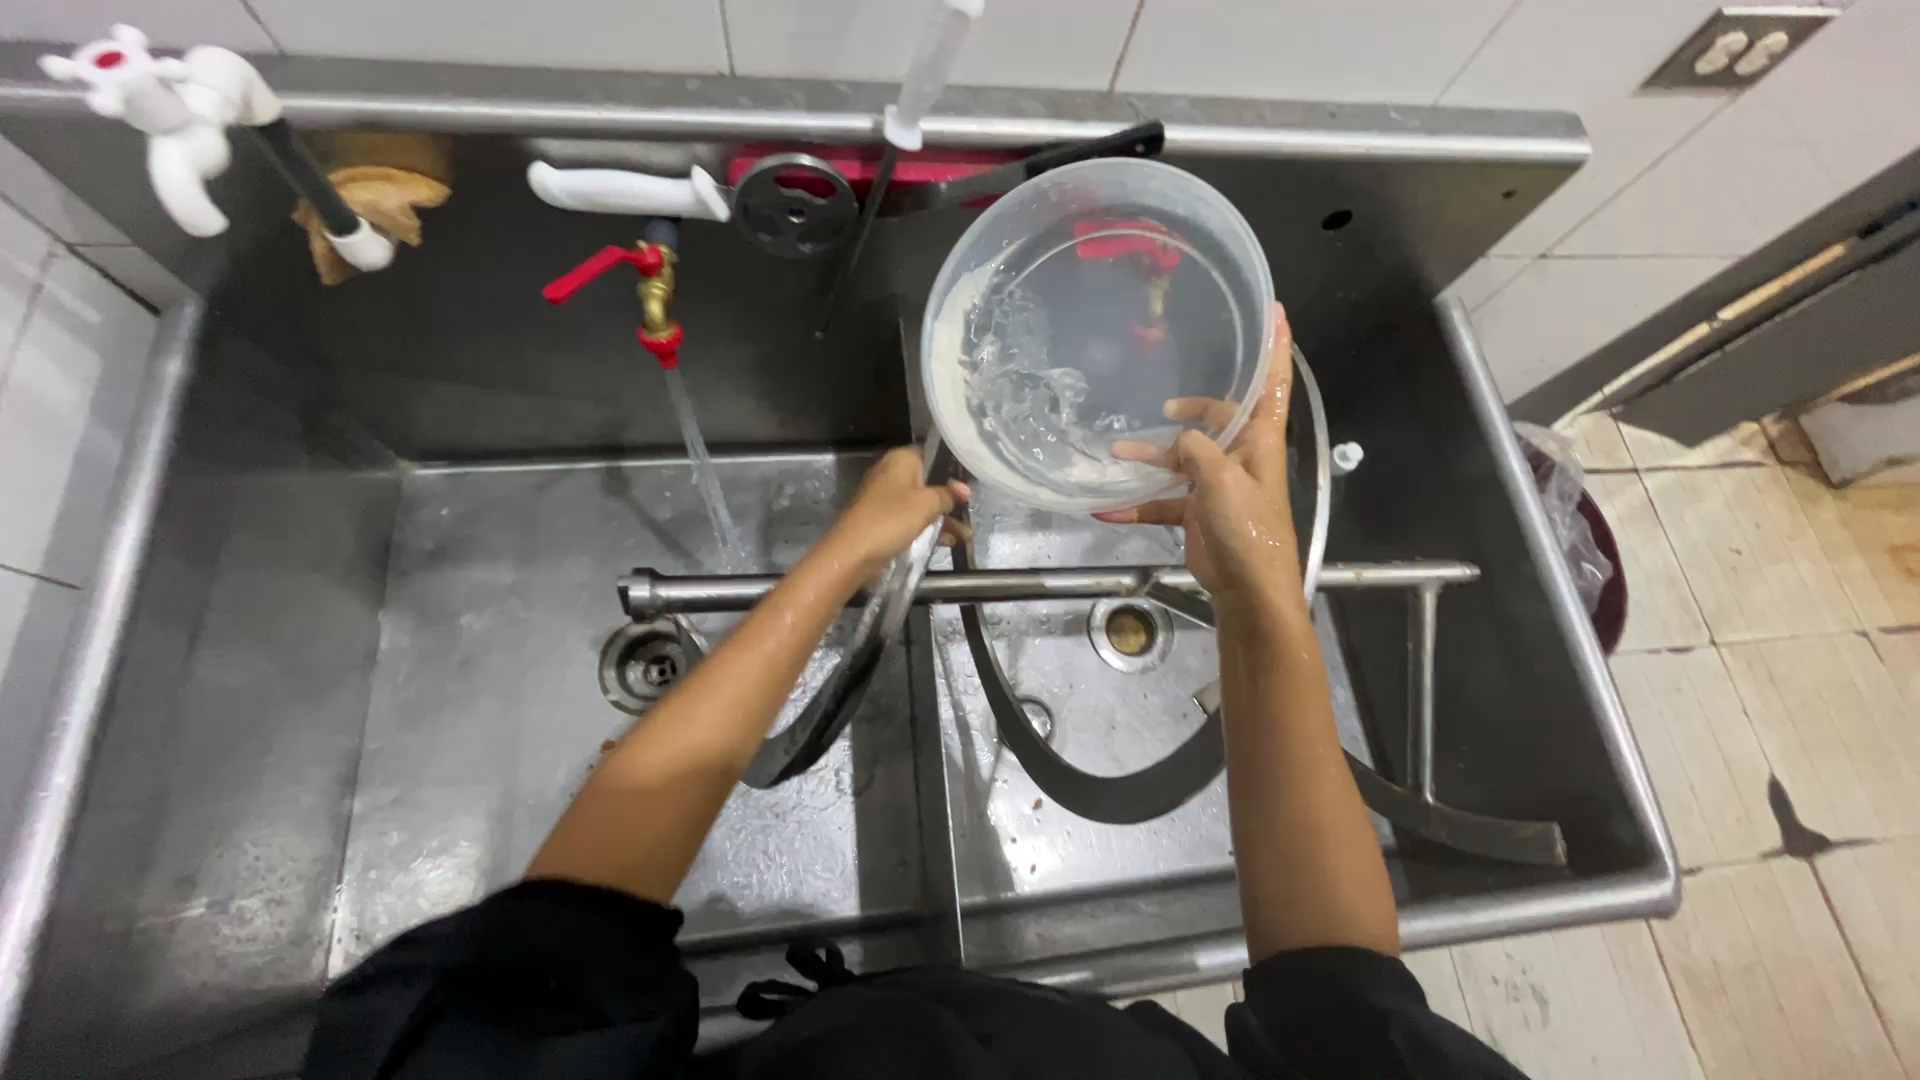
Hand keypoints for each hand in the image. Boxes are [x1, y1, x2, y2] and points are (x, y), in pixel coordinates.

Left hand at [818, 446, 971, 580]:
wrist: (853, 553)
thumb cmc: (892, 519)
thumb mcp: (927, 504)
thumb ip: (948, 494)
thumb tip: (963, 489)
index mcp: (900, 460)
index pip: (932, 454)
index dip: (952, 468)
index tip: (970, 483)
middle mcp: (892, 474)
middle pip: (928, 482)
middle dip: (950, 498)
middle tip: (969, 509)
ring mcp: (886, 498)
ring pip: (922, 504)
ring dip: (943, 518)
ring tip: (965, 535)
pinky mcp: (884, 520)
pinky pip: (912, 519)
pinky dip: (928, 528)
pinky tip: (947, 542)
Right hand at [1094, 306, 1301, 608]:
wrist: (1248, 589)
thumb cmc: (1248, 530)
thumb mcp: (1223, 481)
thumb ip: (1198, 450)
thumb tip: (1179, 442)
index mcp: (1260, 441)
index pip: (1272, 383)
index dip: (1276, 346)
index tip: (1275, 310)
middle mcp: (1241, 457)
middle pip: (1218, 419)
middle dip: (1193, 409)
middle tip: (1165, 406)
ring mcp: (1218, 485)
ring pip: (1182, 460)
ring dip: (1150, 457)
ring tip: (1114, 451)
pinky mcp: (1199, 513)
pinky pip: (1164, 501)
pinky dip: (1138, 505)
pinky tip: (1108, 510)